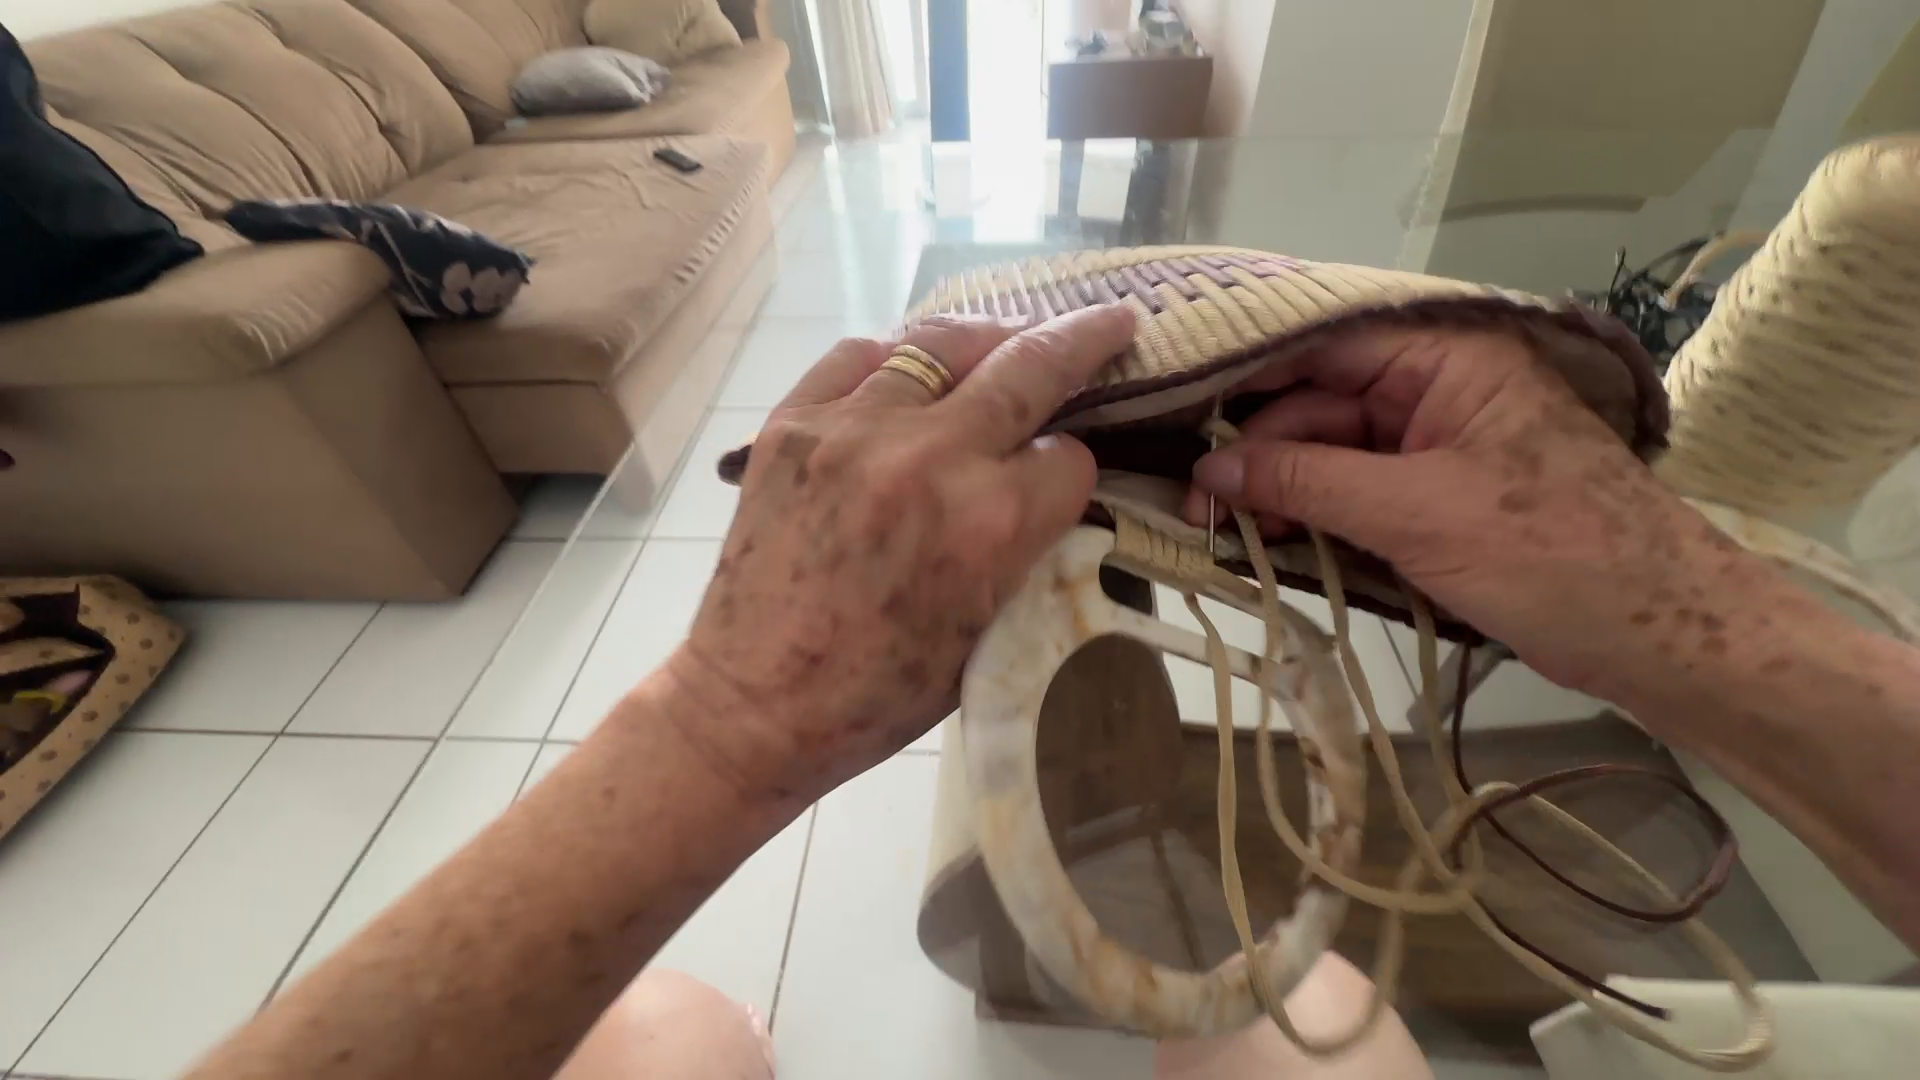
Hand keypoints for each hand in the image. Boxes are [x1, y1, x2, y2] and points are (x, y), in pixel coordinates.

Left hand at [668, 304, 1136, 792]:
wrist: (755, 703)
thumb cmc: (880, 693)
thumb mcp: (986, 633)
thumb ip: (1025, 547)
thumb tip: (1049, 481)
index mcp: (990, 526)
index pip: (1070, 461)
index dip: (1076, 471)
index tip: (1063, 481)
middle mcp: (929, 459)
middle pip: (1029, 367)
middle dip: (1084, 339)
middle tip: (1112, 318)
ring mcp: (853, 431)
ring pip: (944, 343)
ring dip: (993, 337)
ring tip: (1012, 336)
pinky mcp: (793, 425)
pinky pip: (860, 354)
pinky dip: (900, 353)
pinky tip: (917, 363)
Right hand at [1182, 327, 1793, 699]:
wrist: (1659, 640)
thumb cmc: (1548, 554)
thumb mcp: (1412, 512)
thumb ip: (1304, 481)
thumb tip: (1206, 471)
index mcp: (1444, 361)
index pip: (1323, 346)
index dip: (1248, 372)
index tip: (1178, 402)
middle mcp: (1428, 393)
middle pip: (1313, 407)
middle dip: (1253, 455)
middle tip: (1192, 504)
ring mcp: (1422, 450)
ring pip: (1322, 456)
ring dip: (1271, 493)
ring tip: (1215, 531)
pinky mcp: (1420, 499)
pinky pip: (1343, 495)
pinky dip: (1303, 518)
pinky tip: (1259, 541)